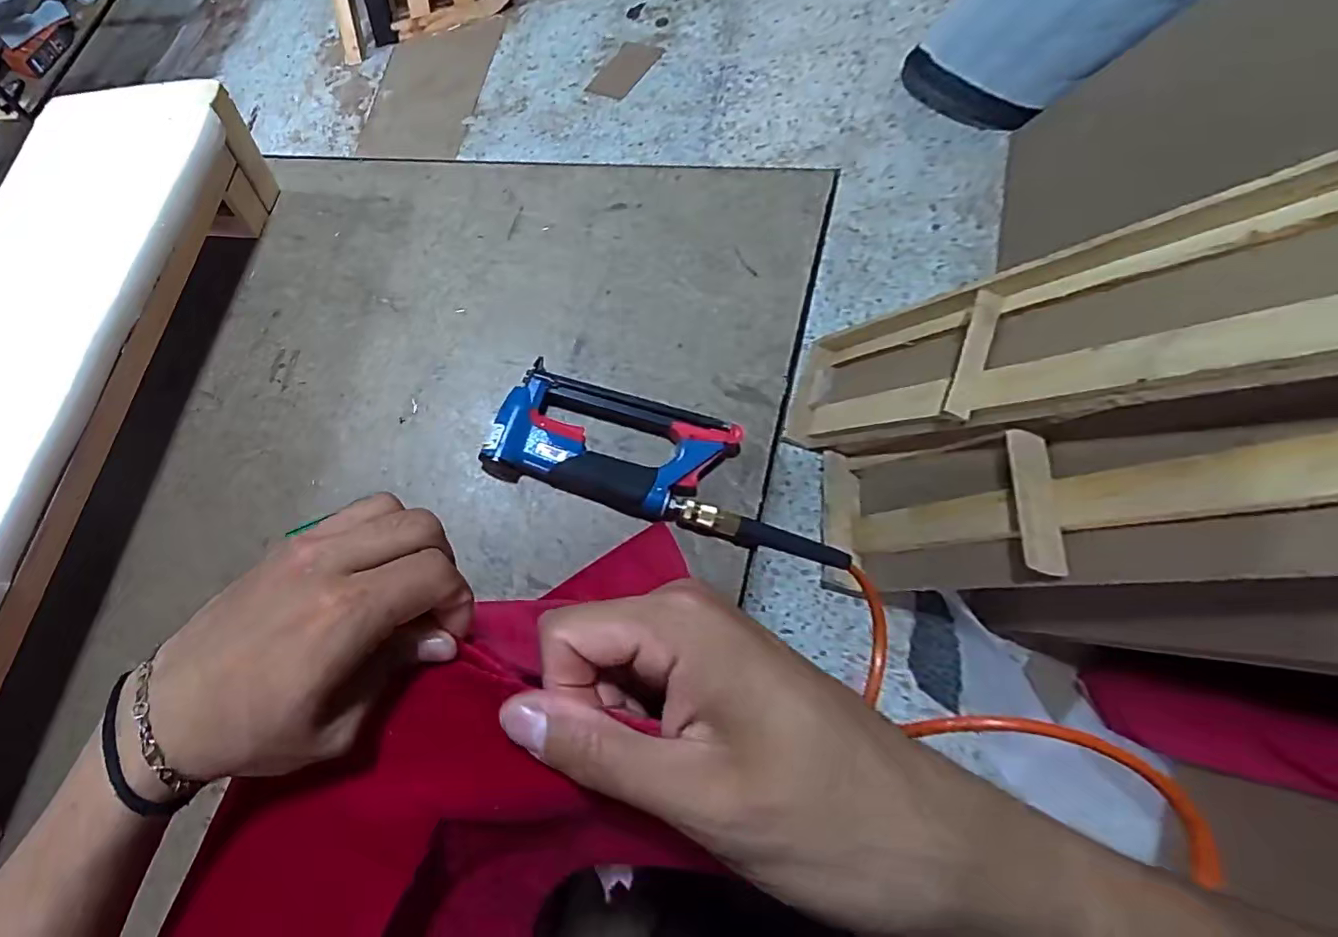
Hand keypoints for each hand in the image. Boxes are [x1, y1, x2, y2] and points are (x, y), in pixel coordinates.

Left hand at [139, 493, 473, 785]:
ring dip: (412, 542)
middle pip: (421, 525)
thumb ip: (395, 670)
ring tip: (402, 586)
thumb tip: (439, 638)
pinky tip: (366, 574)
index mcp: (344, 611)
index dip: (459, 601)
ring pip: (389, 507)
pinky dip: (378, 532)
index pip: (434, 571)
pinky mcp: (288, 540)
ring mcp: (305, 542)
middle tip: (431, 611)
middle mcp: (329, 561)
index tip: (448, 637)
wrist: (175, 706)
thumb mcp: (337, 729)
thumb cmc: (255, 730)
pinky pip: (352, 513)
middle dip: (444, 566)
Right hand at [493, 579, 1129, 935]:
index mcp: (674, 617)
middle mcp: (681, 606)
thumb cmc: (828, 823)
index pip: (561, 635)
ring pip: (611, 666)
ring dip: (620, 725)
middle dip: (593, 713)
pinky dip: (646, 724)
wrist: (957, 856)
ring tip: (676, 776)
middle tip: (652, 777)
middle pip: (584, 646)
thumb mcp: (699, 798)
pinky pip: (646, 678)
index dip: (566, 702)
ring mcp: (703, 632)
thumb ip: (593, 750)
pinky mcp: (718, 660)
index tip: (614, 763)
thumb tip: (505, 713)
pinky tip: (688, 762)